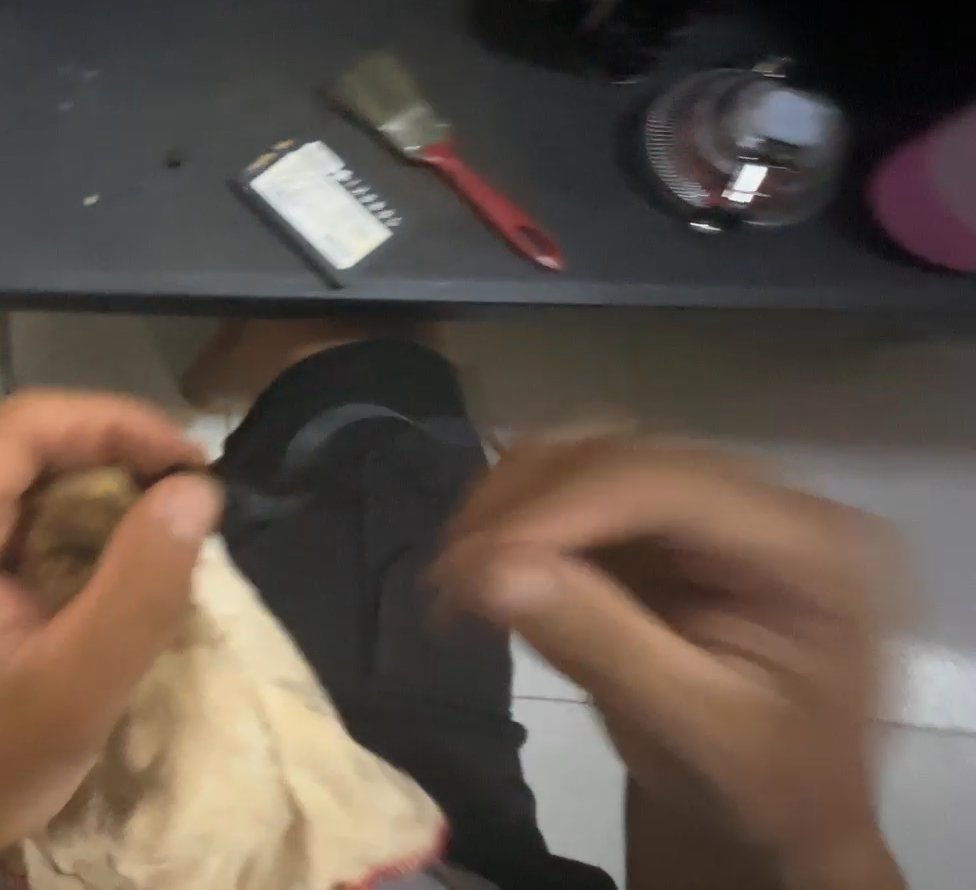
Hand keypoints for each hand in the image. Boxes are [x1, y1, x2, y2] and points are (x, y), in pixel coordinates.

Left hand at [0, 391, 223, 889]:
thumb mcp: (76, 692)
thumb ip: (139, 590)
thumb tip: (196, 490)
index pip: (27, 424)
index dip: (115, 422)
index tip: (189, 462)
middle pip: (23, 437)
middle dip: (112, 449)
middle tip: (185, 491)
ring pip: (21, 464)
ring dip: (95, 477)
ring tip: (160, 514)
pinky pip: (11, 499)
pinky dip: (69, 508)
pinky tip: (109, 543)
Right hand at [431, 432, 900, 888]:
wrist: (757, 801)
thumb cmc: (751, 778)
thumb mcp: (690, 726)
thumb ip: (597, 643)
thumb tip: (487, 573)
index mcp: (806, 545)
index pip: (660, 486)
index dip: (555, 511)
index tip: (472, 562)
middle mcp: (751, 499)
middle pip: (605, 456)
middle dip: (514, 505)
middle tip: (450, 571)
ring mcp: (691, 500)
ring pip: (567, 458)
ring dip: (496, 506)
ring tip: (457, 571)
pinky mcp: (637, 514)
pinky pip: (549, 483)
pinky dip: (500, 517)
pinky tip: (477, 563)